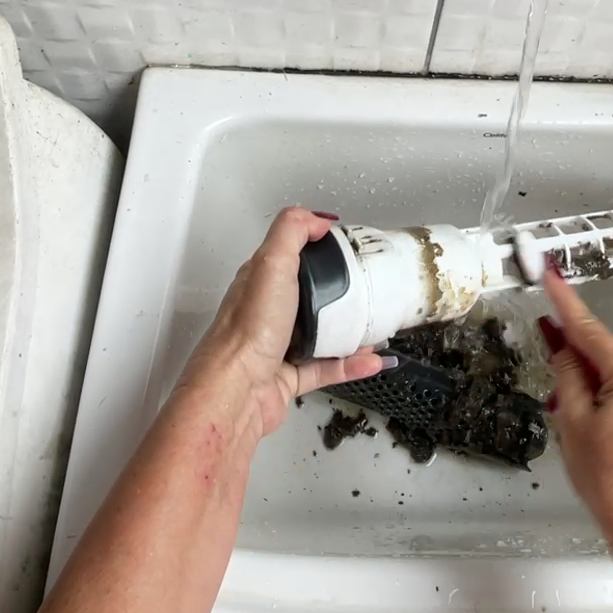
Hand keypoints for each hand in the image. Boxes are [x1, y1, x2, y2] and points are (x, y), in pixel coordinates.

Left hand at [177, 207, 385, 441]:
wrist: (236, 393)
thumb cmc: (245, 333)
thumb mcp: (271, 263)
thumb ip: (292, 231)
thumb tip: (316, 218)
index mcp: (261, 279)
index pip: (291, 252)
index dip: (317, 244)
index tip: (346, 242)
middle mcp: (268, 310)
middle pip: (310, 292)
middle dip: (341, 289)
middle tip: (369, 285)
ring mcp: (278, 344)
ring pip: (321, 332)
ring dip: (351, 329)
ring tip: (376, 325)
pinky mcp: (288, 376)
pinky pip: (327, 367)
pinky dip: (351, 363)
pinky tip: (370, 359)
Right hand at [541, 269, 612, 563]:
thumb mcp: (574, 422)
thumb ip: (566, 376)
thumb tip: (560, 348)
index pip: (588, 327)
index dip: (564, 301)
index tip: (550, 273)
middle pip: (601, 351)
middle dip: (570, 350)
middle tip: (542, 343)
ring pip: (610, 377)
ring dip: (581, 380)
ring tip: (558, 402)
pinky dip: (597, 397)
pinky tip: (582, 418)